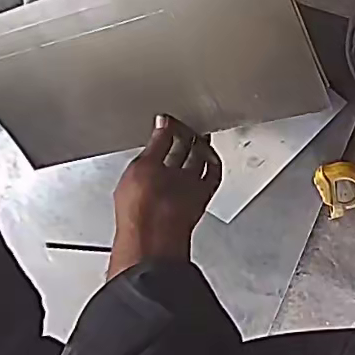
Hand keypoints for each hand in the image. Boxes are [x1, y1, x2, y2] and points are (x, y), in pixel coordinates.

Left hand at [108, 115, 222, 279]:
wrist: (156, 235)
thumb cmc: (140, 207)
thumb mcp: (143, 164)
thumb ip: (156, 142)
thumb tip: (161, 122)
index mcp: (143, 175)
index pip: (157, 148)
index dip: (164, 133)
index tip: (170, 119)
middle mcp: (163, 183)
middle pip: (177, 155)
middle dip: (184, 139)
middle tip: (190, 123)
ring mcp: (183, 190)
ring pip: (195, 164)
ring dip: (200, 150)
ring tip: (203, 134)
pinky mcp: (200, 197)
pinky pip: (211, 176)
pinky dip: (214, 164)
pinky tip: (212, 152)